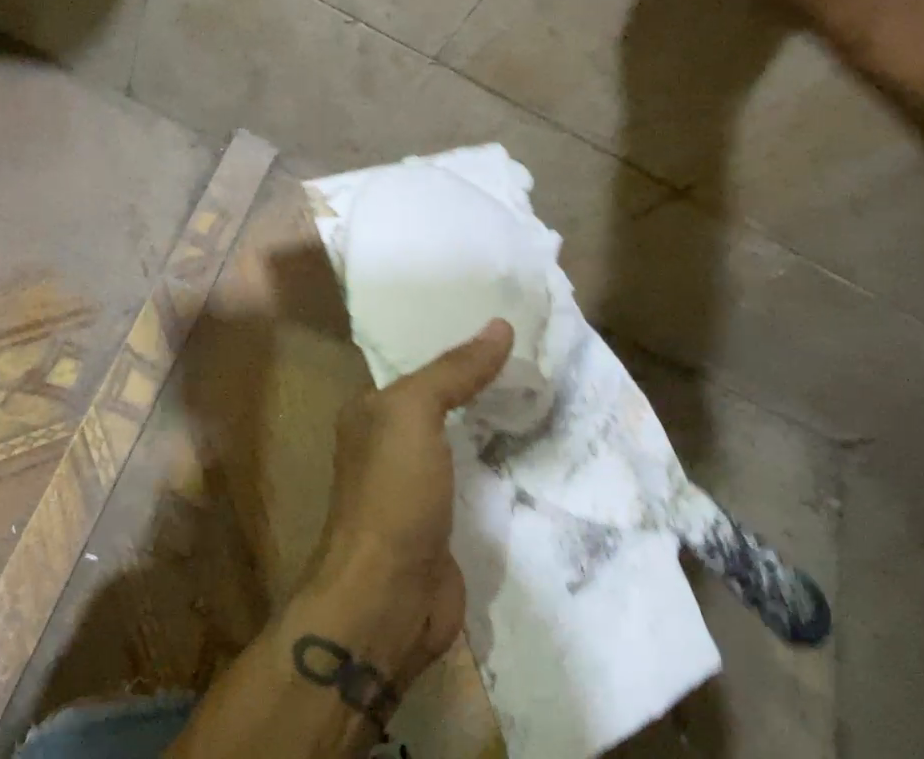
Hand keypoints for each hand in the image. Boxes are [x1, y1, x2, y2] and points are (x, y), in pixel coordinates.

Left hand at [295, 319, 513, 686]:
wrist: (389, 598)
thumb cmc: (392, 495)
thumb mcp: (412, 415)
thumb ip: (453, 372)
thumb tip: (500, 325)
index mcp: (371, 412)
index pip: (420, 367)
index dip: (460, 346)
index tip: (511, 327)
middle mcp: (390, 445)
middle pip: (445, 403)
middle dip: (487, 384)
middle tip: (543, 360)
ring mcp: (420, 487)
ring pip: (465, 442)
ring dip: (501, 426)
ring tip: (552, 397)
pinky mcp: (447, 523)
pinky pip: (481, 483)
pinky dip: (506, 469)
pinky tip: (543, 453)